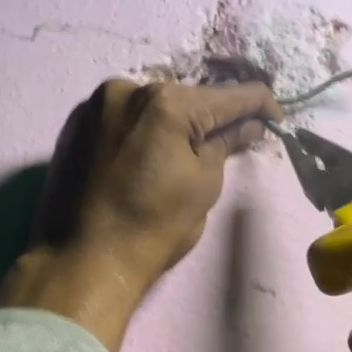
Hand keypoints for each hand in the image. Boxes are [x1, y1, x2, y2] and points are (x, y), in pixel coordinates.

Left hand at [0, 78, 280, 351]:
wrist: (80, 262)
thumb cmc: (151, 228)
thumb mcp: (203, 185)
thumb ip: (227, 144)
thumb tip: (250, 126)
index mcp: (166, 102)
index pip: (229, 95)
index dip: (261, 106)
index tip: (277, 119)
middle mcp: (127, 89)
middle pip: (186, 97)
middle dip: (210, 117)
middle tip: (230, 143)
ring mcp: (95, 104)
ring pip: (151, 105)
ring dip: (172, 123)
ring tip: (182, 156)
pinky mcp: (74, 124)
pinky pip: (121, 117)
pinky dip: (140, 131)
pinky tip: (144, 160)